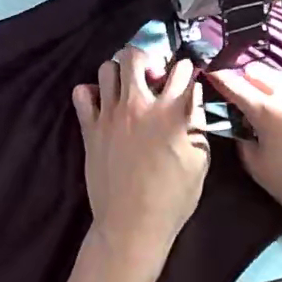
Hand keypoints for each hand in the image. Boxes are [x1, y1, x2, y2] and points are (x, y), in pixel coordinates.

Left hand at [72, 49, 209, 264]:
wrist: (132, 225)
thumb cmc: (173, 197)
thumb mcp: (200, 159)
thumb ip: (197, 122)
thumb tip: (192, 96)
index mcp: (172, 112)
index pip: (181, 69)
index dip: (185, 72)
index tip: (184, 80)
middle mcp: (139, 105)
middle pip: (135, 56)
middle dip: (146, 60)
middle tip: (152, 78)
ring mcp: (110, 114)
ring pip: (107, 68)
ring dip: (119, 74)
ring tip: (127, 91)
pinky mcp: (90, 128)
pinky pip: (81, 93)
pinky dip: (91, 93)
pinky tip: (103, 106)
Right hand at [209, 63, 281, 247]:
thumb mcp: (257, 166)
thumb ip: (241, 134)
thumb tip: (236, 115)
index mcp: (269, 111)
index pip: (235, 83)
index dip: (220, 78)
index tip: (213, 74)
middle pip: (260, 70)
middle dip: (250, 81)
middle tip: (252, 101)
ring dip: (279, 89)